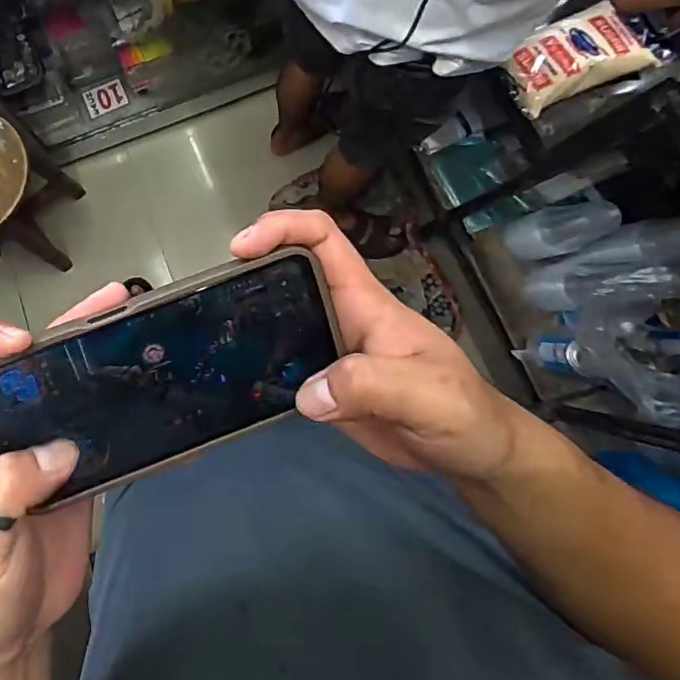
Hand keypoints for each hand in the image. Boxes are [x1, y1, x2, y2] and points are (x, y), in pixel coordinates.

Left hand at [0, 282, 130, 668]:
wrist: (7, 638)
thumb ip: (3, 495)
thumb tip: (59, 451)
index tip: (20, 340)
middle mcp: (4, 436)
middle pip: (26, 368)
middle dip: (61, 329)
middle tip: (109, 301)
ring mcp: (41, 455)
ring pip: (66, 393)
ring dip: (96, 359)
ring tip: (132, 327)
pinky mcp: (74, 476)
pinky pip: (96, 433)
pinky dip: (119, 410)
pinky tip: (147, 392)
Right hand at [231, 210, 546, 484]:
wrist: (470, 452)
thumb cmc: (461, 411)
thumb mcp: (426, 394)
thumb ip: (372, 385)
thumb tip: (307, 394)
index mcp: (364, 300)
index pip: (323, 238)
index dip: (283, 227)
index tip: (243, 245)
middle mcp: (340, 315)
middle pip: (289, 270)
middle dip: (251, 268)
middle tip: (211, 293)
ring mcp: (329, 349)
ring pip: (279, 316)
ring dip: (246, 317)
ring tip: (209, 333)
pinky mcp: (322, 384)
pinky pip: (281, 361)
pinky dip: (256, 363)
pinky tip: (235, 378)